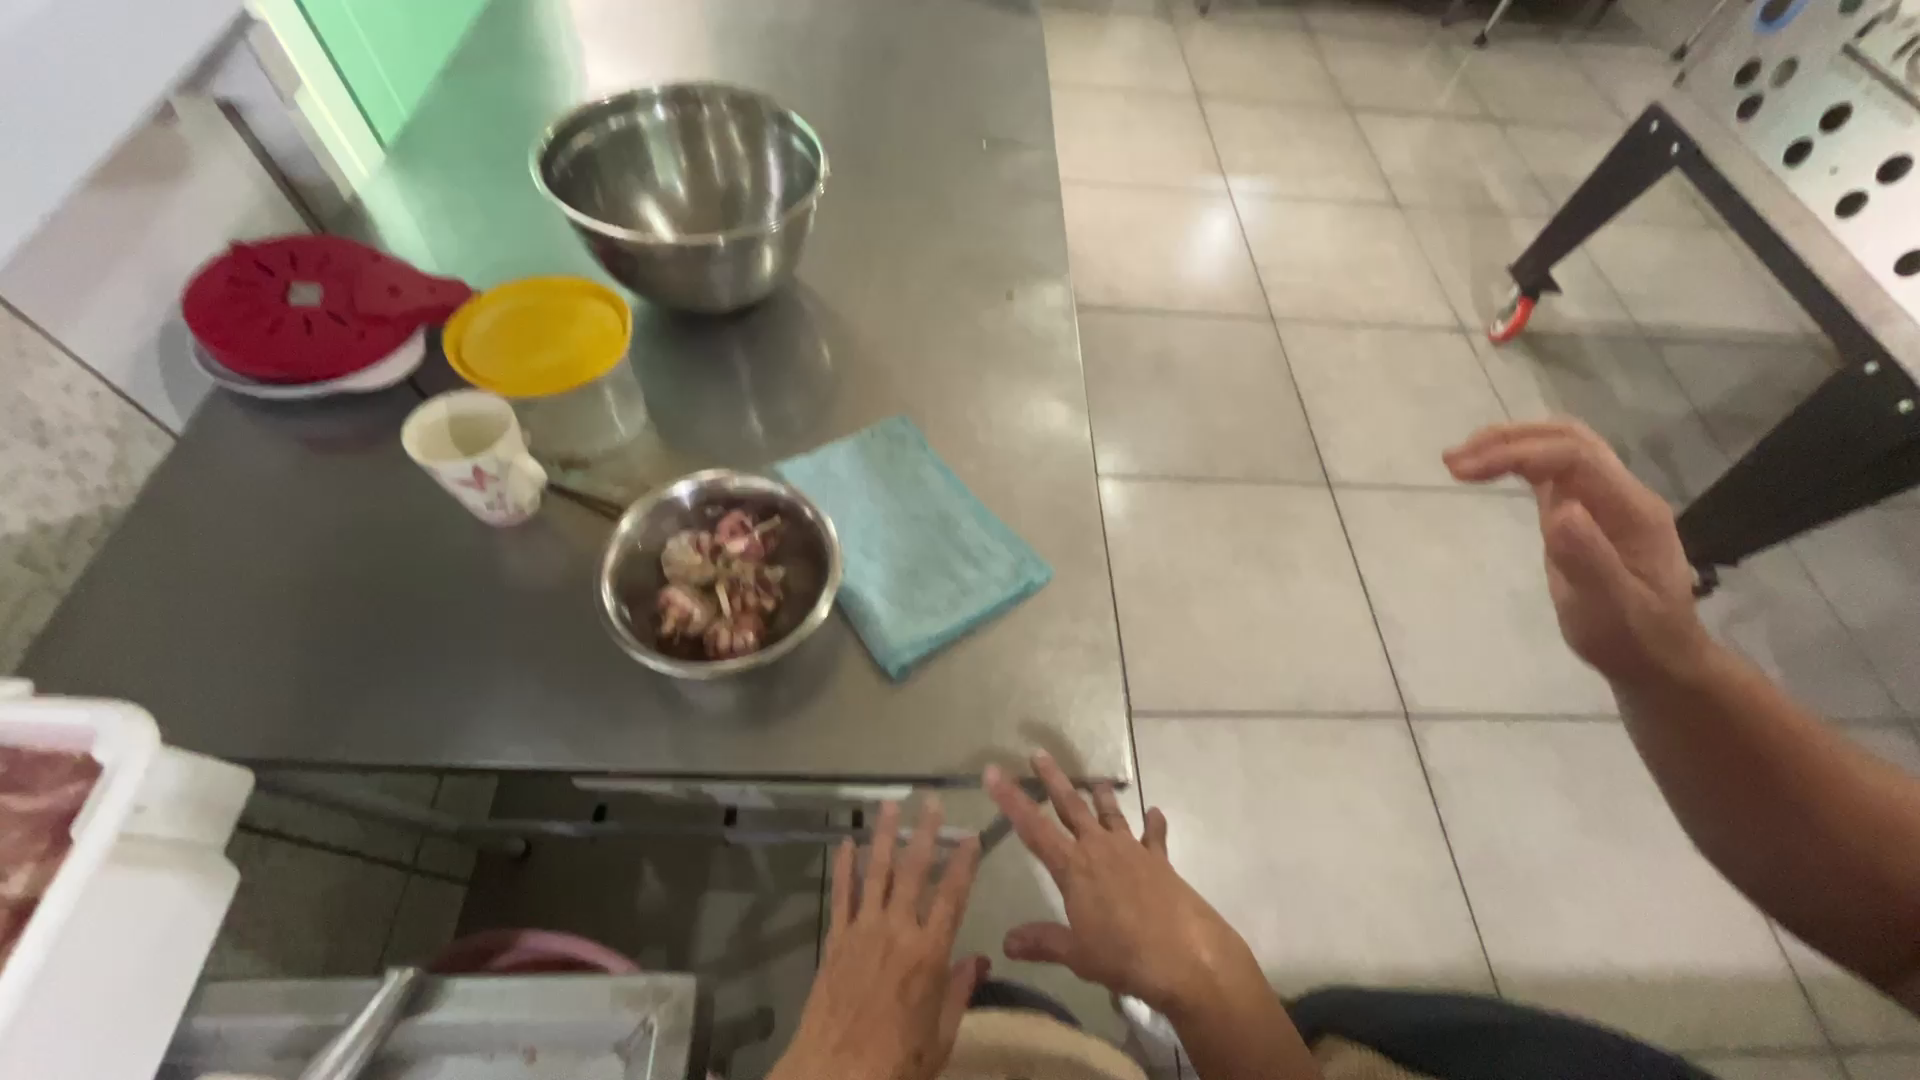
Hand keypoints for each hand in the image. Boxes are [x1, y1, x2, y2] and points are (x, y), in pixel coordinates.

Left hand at [769, 798, 984, 1079]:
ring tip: (890, 805)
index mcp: (929, 954)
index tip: (971, 835)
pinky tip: (847, 842)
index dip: (964, 863)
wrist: (836, 1076)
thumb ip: (960, 992)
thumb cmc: (897, 1062)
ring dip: (884, 836)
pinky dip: (845, 866)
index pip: (952, 896)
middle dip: (925, 832)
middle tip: (931, 801)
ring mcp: (863, 931)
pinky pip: (842, 894)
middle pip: (915, 871)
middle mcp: (897, 931)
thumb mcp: (942, 1036)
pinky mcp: (837, 939)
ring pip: (877, 872)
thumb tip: (981, 960)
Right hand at [983, 753, 1262, 1017]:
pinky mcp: (1160, 862)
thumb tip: (1006, 943)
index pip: (1032, 828)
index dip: (1010, 799)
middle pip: (1071, 806)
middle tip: (1039, 754)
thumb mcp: (1077, 955)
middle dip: (1053, 780)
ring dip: (1101, 797)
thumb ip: (1043, 942)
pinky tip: (1154, 812)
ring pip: (1110, 814)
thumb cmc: (1125, 956)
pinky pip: (1154, 836)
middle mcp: (1099, 849)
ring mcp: (1132, 851)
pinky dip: (1153, 823)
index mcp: (1073, 868)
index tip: (993, 772)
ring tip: (1095, 780)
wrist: (1187, 957)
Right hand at [1443, 419, 1710, 684]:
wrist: (1656, 658)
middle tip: (1454, 460)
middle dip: (1508, 439)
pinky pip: (1551, 470)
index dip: (1515, 455)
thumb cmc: (1631, 636)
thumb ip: (1587, 559)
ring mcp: (1603, 500)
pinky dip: (1514, 462)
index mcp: (1630, 510)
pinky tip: (1484, 471)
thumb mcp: (1609, 607)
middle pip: (1567, 437)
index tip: (1462, 473)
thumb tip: (1558, 511)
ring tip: (1458, 461)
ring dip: (1508, 444)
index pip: (1572, 456)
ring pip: (1558, 447)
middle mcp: (1620, 494)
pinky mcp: (1582, 511)